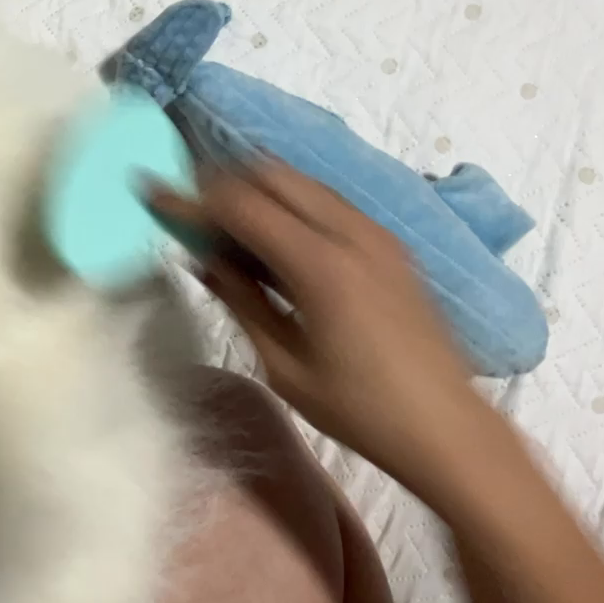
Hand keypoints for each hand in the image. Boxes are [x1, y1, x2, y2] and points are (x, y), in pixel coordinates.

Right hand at [148, 162, 510, 496]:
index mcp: (321, 266)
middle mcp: (352, 233)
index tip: (154, 190)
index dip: (191, 197)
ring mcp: (377, 234)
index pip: (241, 206)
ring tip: (223, 224)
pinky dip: (288, 205)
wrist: (448, 428)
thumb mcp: (283, 364)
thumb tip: (204, 260)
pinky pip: (325, 202)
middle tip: (189, 210)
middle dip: (222, 182)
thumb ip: (242, 301)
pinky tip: (270, 240)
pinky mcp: (389, 244)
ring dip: (256, 190)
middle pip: (272, 174)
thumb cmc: (358, 409)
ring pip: (301, 182)